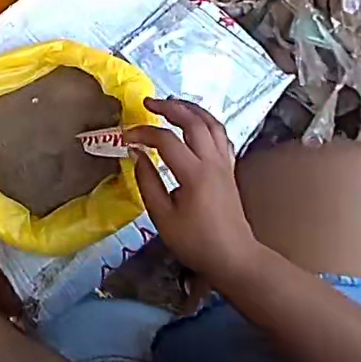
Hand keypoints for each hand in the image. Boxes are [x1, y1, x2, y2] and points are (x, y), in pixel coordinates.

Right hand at [126, 98, 266, 283]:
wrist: (234, 258)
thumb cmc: (196, 242)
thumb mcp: (163, 218)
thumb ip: (147, 182)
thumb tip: (137, 154)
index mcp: (194, 174)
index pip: (166, 140)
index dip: (143, 134)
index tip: (126, 137)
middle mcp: (212, 162)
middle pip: (193, 121)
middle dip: (170, 107)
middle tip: (149, 102)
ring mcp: (225, 163)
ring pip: (211, 123)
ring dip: (191, 109)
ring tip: (172, 104)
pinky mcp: (230, 168)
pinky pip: (220, 135)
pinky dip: (206, 122)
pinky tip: (195, 123)